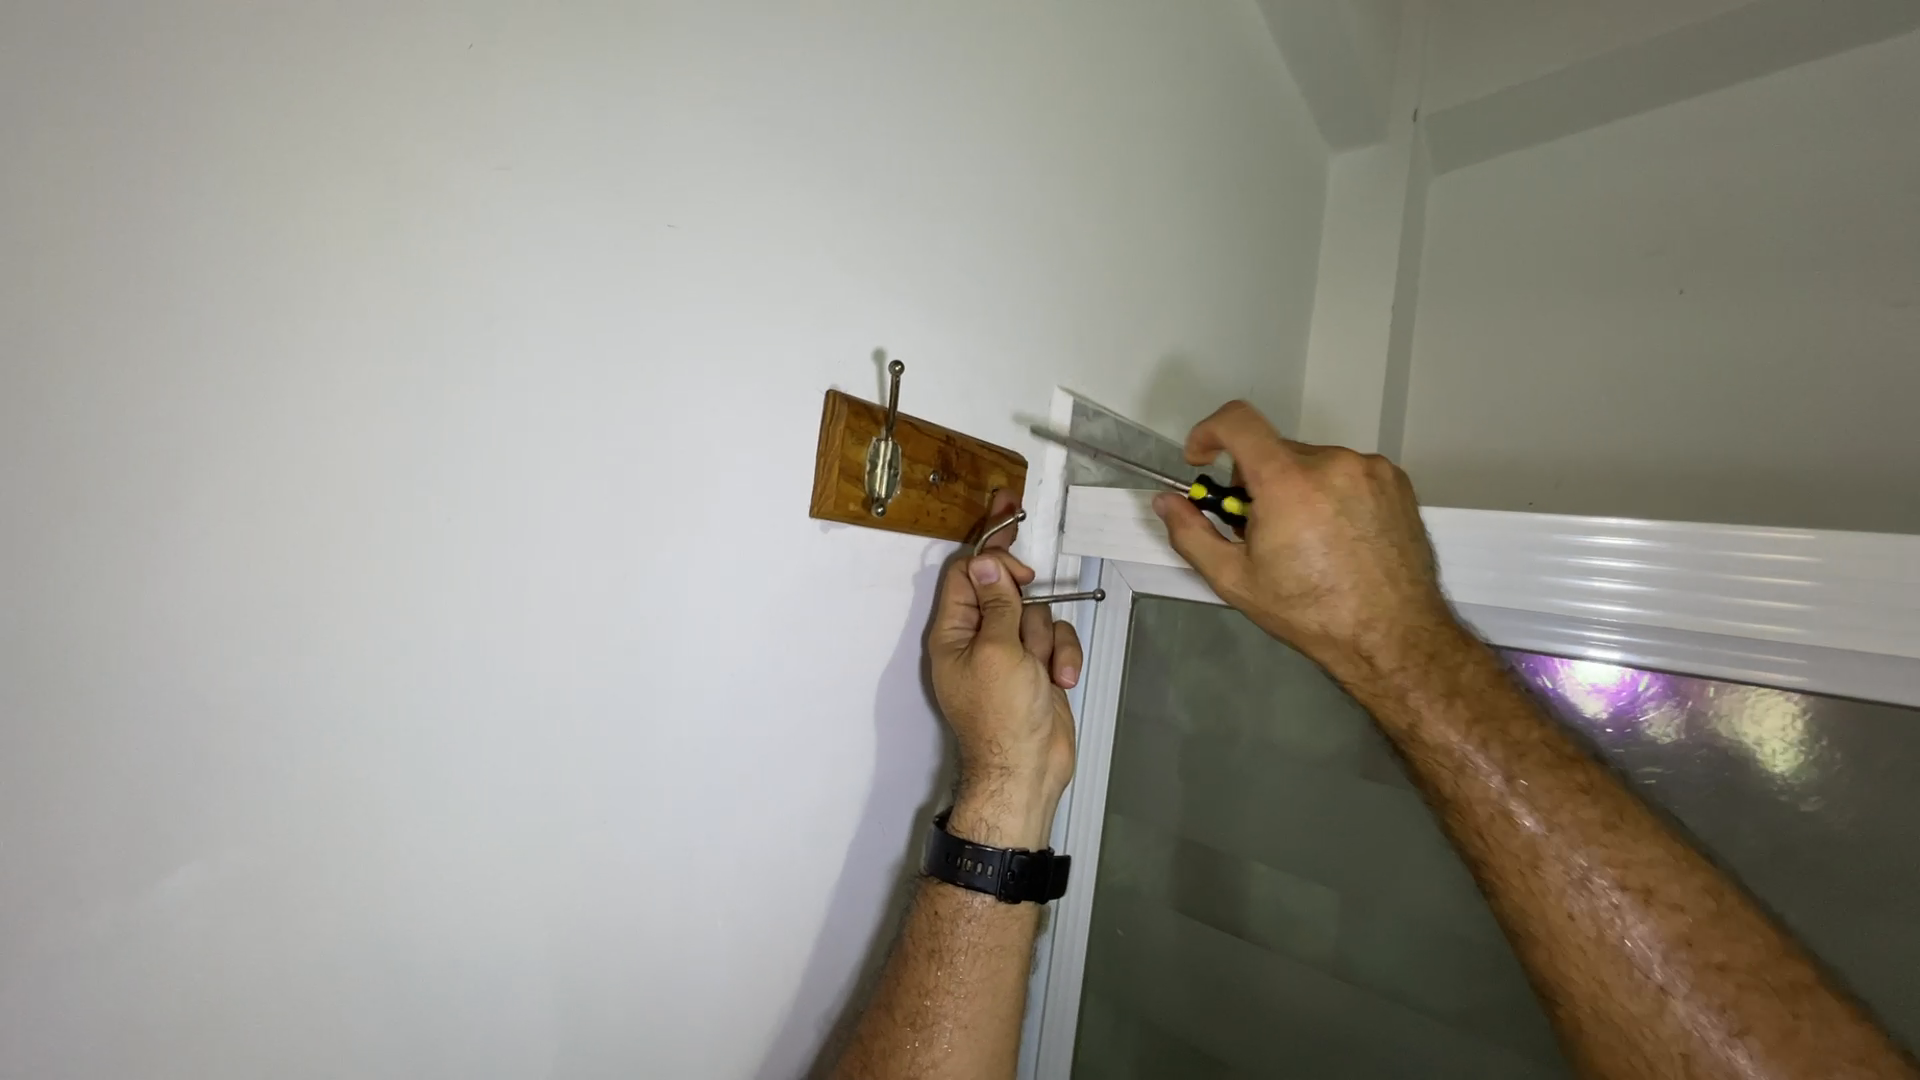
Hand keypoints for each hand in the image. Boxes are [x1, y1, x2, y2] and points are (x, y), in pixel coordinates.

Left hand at [927, 491, 1082, 848]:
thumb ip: (998, 603)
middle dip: (1027, 601)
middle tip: (1034, 604)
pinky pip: (1055, 639)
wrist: (1028, 770)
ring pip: (1037, 613)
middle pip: (1006, 588)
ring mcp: (1010, 651)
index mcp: (954, 631)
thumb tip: (990, 562)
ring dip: (1048, 639)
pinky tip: (1061, 681)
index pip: (966, 573)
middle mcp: (978, 636)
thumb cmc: (1003, 716)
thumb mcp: (999, 651)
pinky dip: (1062, 656)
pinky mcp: (1037, 665)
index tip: (1018, 554)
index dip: (991, 556)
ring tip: (1046, 671)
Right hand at [1153, 401, 1468, 685]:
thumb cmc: (1309, 612)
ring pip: (1309, 462)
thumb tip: (1166, 502)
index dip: (1209, 432)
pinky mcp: (1396, 480)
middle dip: (1254, 481)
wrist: (1392, 636)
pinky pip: (1344, 471)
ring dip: (1293, 487)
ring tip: (1303, 538)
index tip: (1201, 458)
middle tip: (1258, 528)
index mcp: (1287, 483)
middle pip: (1272, 450)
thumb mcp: (1234, 579)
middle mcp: (1331, 463)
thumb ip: (1191, 534)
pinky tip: (1335, 535)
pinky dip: (1328, 492)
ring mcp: (1369, 469)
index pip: (1238, 422)